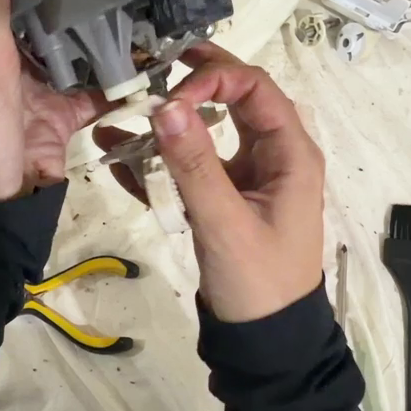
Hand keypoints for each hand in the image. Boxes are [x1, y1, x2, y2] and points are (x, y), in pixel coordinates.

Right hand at [95, 45, 323, 321]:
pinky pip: (193, 169)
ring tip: (125, 116)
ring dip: (169, 125)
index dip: (213, 80)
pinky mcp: (226, 199)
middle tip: (153, 71)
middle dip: (194, 85)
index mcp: (290, 154)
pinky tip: (119, 159)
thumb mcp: (224, 222)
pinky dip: (161, 162)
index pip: (255, 89)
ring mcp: (249, 178)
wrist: (265, 339)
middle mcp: (273, 156)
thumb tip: (165, 105)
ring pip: (209, 133)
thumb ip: (194, 164)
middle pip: (236, 101)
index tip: (169, 99)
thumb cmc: (257, 280)